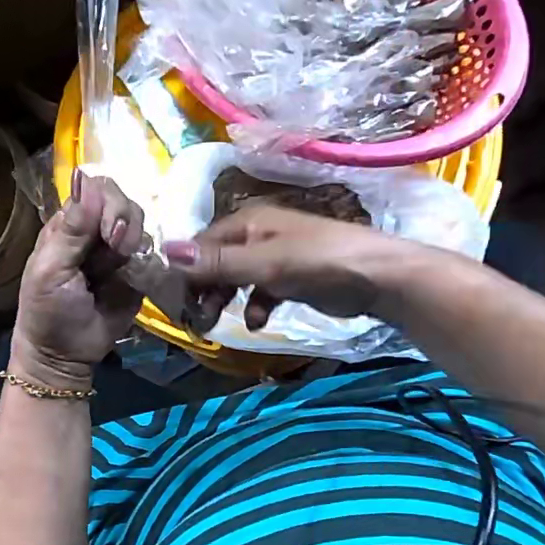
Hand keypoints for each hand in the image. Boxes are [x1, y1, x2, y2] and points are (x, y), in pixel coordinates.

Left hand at [10, 171, 145, 390]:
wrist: (64, 356)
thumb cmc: (47, 312)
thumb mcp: (50, 270)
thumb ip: (70, 229)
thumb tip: (86, 179)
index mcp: (68, 225)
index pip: (95, 190)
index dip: (107, 202)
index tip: (107, 230)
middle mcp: (95, 231)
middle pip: (123, 201)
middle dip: (125, 220)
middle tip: (117, 250)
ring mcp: (119, 251)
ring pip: (141, 222)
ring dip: (137, 238)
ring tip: (125, 261)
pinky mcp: (139, 272)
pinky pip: (155, 252)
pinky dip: (153, 256)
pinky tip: (142, 270)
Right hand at [163, 206, 425, 330]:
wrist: (378, 278)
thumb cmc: (318, 263)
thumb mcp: (264, 264)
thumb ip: (218, 263)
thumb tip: (166, 251)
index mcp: (247, 221)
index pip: (201, 244)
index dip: (185, 270)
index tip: (174, 301)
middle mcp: (256, 234)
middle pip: (216, 261)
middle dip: (203, 289)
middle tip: (195, 319)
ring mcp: (274, 256)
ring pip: (235, 278)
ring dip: (224, 299)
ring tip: (215, 323)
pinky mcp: (290, 277)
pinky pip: (259, 291)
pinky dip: (253, 305)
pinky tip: (257, 321)